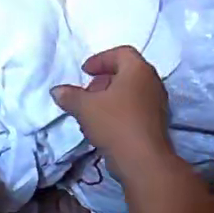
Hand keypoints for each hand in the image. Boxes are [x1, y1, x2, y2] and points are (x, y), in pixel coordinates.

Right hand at [52, 46, 173, 182]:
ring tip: (92, 110)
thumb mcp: (84, 108)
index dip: (100, 59)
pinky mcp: (156, 121)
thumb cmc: (114, 124)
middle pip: (127, 72)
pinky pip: (136, 106)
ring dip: (111, 96)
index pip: (121, 53)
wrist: (142, 159)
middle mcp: (152, 82)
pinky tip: (104, 125)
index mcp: (138, 70)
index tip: (84, 71)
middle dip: (104, 79)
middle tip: (87, 92)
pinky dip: (119, 109)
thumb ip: (69, 96)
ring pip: (131, 91)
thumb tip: (57, 91)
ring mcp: (157, 102)